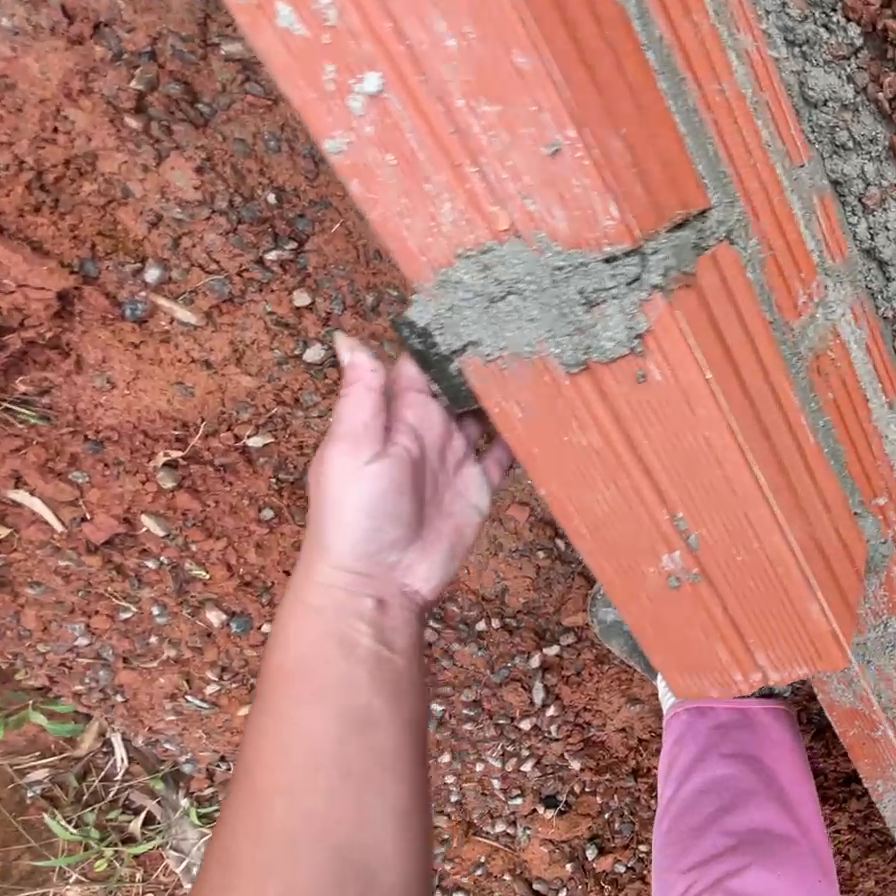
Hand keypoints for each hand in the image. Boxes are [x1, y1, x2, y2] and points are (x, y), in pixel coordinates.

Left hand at [298, 333, 512, 609]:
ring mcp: (456, 460)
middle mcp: (427, 433)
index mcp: (393, 418)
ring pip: (485, 417)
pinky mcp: (480, 486)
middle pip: (458, 389)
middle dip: (482, 366)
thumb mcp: (352, 449)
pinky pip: (505, 456)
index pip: (418, 368)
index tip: (471, 315)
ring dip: (506, 398)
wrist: (381, 580)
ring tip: (538, 370)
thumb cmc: (355, 515)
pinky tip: (545, 420)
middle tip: (520, 337)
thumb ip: (363, 397)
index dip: (441, 343)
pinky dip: (523, 439)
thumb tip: (350, 339)